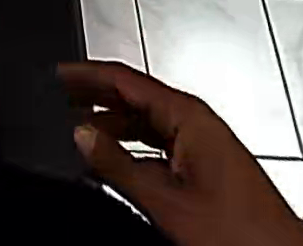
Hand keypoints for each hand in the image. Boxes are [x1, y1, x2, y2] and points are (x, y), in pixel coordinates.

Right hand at [60, 60, 302, 245]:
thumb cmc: (241, 234)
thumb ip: (119, 165)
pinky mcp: (204, 166)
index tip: (60, 73)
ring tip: (78, 123)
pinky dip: (131, 146)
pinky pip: (158, 143)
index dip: (89, 74)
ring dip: (112, 122)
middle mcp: (195, 120)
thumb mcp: (168, 202)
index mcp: (187, 114)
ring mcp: (201, 143)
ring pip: (145, 121)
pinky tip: (112, 159)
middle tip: (61, 95)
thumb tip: (82, 133)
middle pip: (135, 95)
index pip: (126, 80)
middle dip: (97, 95)